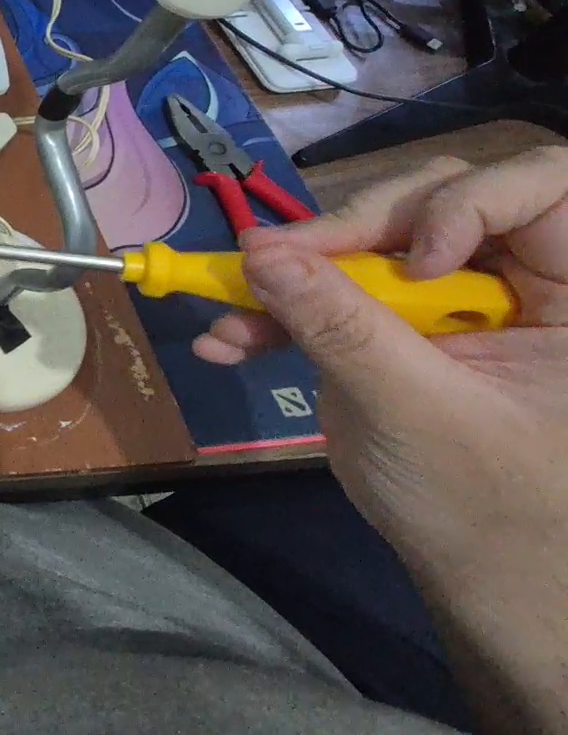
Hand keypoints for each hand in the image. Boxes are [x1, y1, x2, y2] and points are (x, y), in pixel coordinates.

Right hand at [193, 149, 567, 578]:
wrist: (482, 575)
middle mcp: (519, 281)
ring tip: (227, 317)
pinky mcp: (391, 325)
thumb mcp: (413, 409)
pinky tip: (227, 344)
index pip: (541, 189)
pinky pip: (323, 293)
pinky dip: (268, 315)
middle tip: (273, 262)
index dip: (466, 202)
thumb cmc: (490, 503)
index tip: (409, 261)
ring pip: (359, 246)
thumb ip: (339, 325)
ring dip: (283, 280)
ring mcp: (447, 302)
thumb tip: (259, 251)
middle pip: (426, 204)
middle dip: (342, 233)